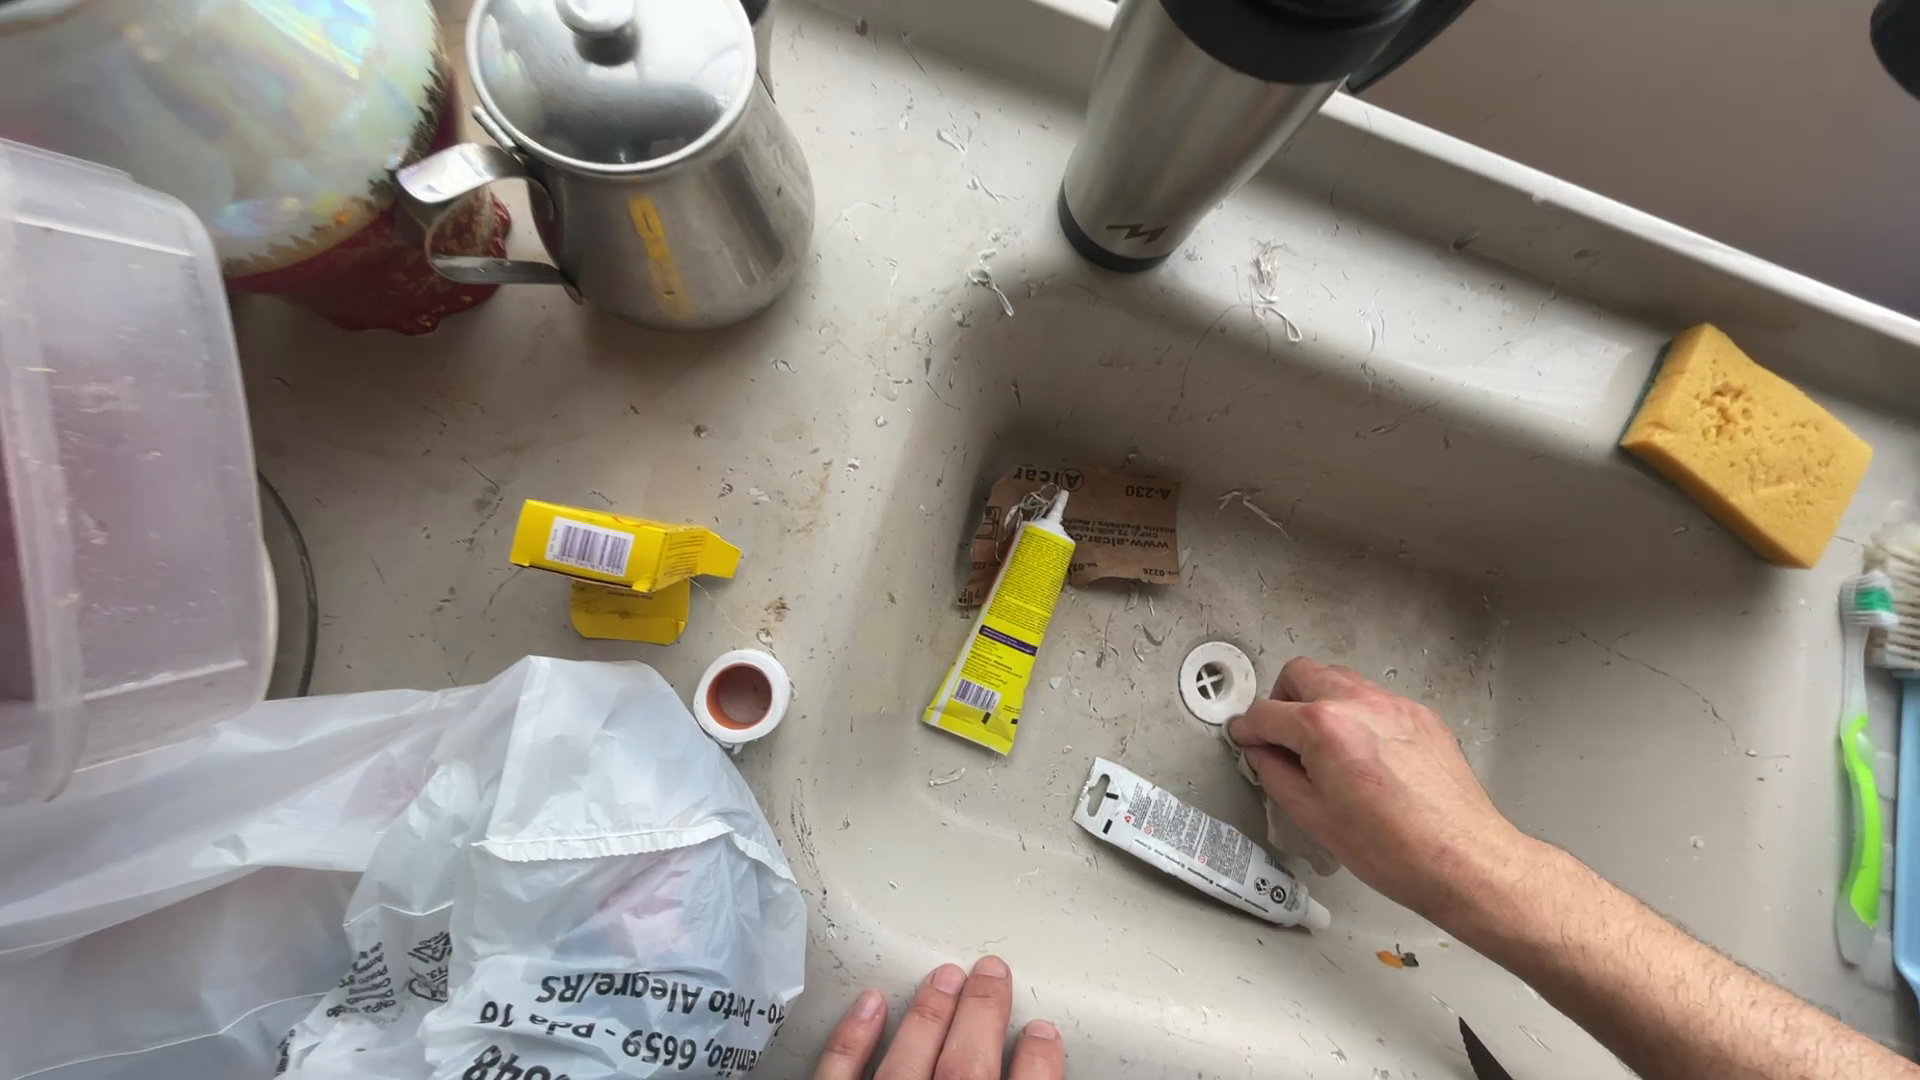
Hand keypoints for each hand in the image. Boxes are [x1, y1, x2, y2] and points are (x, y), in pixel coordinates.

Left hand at [811, 956, 1063, 1079]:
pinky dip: (852, 1040)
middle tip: (992, 973)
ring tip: (945, 976)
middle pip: (966, 1067)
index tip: (1045, 1033)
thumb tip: (1034, 1069)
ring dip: (929, 1013)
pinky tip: (868, 1005)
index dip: (1040, 1062)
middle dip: (982, 1013)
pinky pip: (835, 1078)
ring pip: (906, 1061)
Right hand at [1228, 656, 1528, 921]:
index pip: (1265, 713)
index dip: (1247, 729)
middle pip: (1299, 673)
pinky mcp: (1420, 716)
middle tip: (1279, 732)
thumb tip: (1265, 757)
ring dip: (1318, 699)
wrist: (1465, 862)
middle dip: (1280, 699)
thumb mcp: (1313, 816)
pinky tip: (1360, 751)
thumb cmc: (1396, 848)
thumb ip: (1276, 775)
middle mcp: (1357, 704)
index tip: (1246, 738)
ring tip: (1319, 739)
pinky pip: (1373, 698)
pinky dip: (1356, 713)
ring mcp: (1393, 705)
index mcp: (1323, 727)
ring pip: (1338, 677)